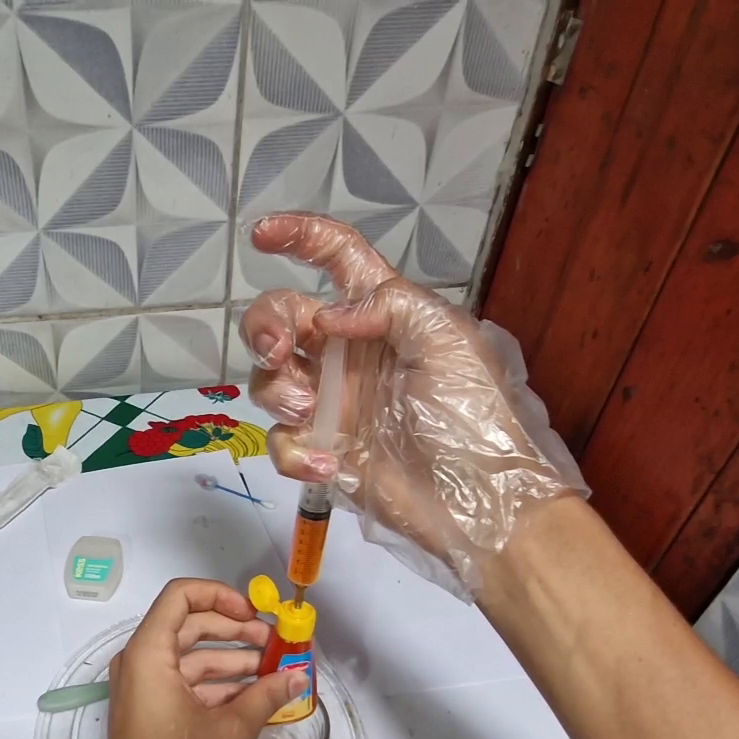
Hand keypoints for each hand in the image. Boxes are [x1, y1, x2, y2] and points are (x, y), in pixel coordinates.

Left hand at [87, 578, 307, 738]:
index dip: (221, 596)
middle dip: (235, 629)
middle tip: (275, 644)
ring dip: (231, 659)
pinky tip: (253, 696)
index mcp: (149, 654)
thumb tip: (299, 675)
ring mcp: (142, 686)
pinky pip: (184, 681)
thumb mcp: (231, 731)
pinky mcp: (149, 709)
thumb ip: (267, 695)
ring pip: (190, 655)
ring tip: (274, 671)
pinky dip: (217, 684)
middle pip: (189, 624)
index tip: (255, 615)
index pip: (181, 596)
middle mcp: (140, 662)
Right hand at [242, 213, 586, 597]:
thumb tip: (326, 316)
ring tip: (306, 412)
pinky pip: (282, 442)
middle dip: (264, 326)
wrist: (478, 501)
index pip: (336, 259)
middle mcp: (347, 353)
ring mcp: (331, 403)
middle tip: (276, 351)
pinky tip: (331, 463)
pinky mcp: (322, 449)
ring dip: (276, 390)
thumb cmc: (473, 415)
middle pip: (281, 318)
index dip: (299, 238)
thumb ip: (389, 307)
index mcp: (382, 315)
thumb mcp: (448, 341)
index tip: (260, 237)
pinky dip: (295, 453)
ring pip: (268, 379)